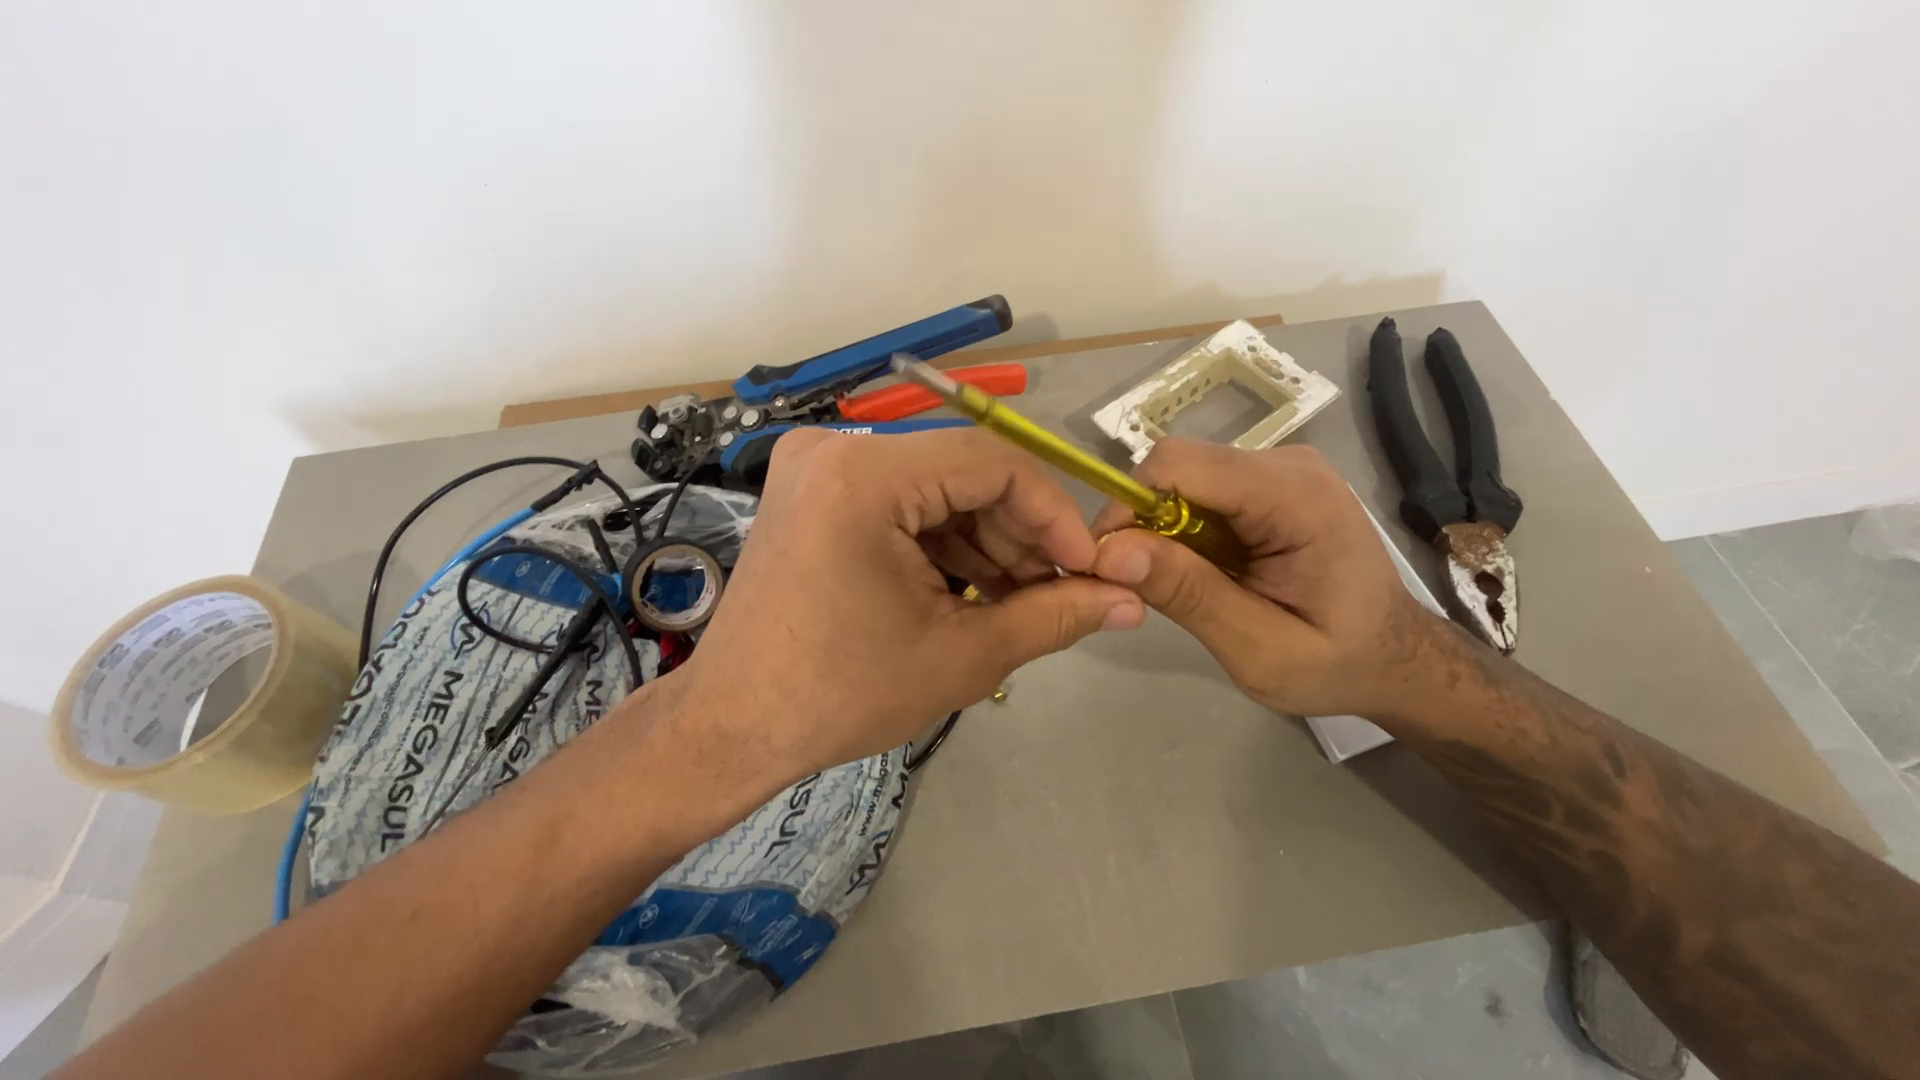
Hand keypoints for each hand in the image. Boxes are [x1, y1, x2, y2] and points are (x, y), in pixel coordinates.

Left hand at [653, 427, 1145, 807]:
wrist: (735, 726)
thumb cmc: (842, 695)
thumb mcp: (962, 655)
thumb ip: (1054, 616)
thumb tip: (1131, 602)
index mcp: (864, 476)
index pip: (993, 462)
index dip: (1053, 513)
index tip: (1087, 566)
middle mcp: (835, 449)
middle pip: (963, 470)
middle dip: (1018, 532)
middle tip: (1052, 591)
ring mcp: (817, 467)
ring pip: (934, 486)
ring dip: (984, 539)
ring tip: (1016, 600)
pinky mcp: (812, 492)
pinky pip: (899, 500)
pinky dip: (941, 540)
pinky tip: (968, 590)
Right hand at [1090, 438, 1445, 721]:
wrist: (1395, 657)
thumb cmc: (1337, 664)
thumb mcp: (1260, 650)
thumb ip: (1191, 596)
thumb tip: (1110, 553)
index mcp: (1297, 498)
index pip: (1179, 465)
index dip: (1129, 507)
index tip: (1106, 566)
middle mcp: (1288, 464)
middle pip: (1178, 466)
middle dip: (1141, 521)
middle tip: (1136, 585)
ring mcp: (1281, 468)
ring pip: (1184, 477)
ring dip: (1161, 527)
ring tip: (1173, 584)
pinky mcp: (1271, 482)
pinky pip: (1202, 489)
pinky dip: (1183, 527)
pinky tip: (1201, 569)